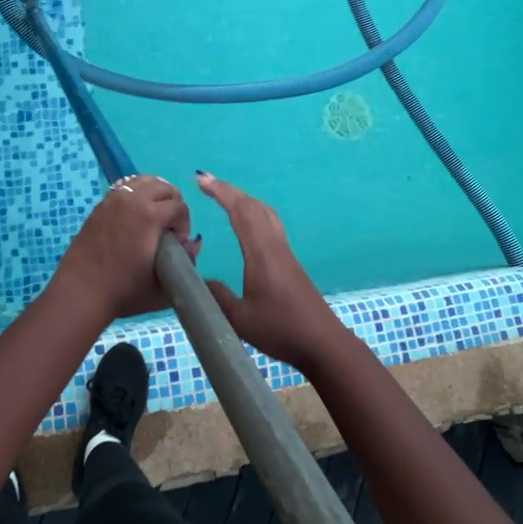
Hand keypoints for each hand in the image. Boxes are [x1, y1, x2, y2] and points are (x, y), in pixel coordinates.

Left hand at [53, 175, 197, 319]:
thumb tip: (193, 245)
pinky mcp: (101, 204)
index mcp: (151, 216)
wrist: (82, 291)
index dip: (184, 224)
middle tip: (169, 229)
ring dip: (155, 194)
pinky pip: (125, 187)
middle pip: (165, 187)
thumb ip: (186, 263)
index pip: (180, 207)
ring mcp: (114, 199)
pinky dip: (136, 193)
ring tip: (153, 216)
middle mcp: (133, 199)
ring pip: (144, 181)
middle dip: (173, 206)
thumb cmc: (124, 291)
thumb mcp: (162, 285)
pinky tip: (135, 214)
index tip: (178, 242)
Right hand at [197, 172, 348, 374]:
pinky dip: (254, 213)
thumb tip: (200, 280)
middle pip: (253, 206)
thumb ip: (217, 297)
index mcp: (261, 252)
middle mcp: (274, 245)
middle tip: (206, 182)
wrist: (322, 342)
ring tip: (224, 197)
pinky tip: (248, 223)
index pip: (240, 212)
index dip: (221, 193)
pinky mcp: (290, 262)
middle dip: (229, 191)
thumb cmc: (281, 330)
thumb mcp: (240, 319)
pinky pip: (270, 224)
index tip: (201, 180)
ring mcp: (285, 252)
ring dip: (244, 200)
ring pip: (265, 213)